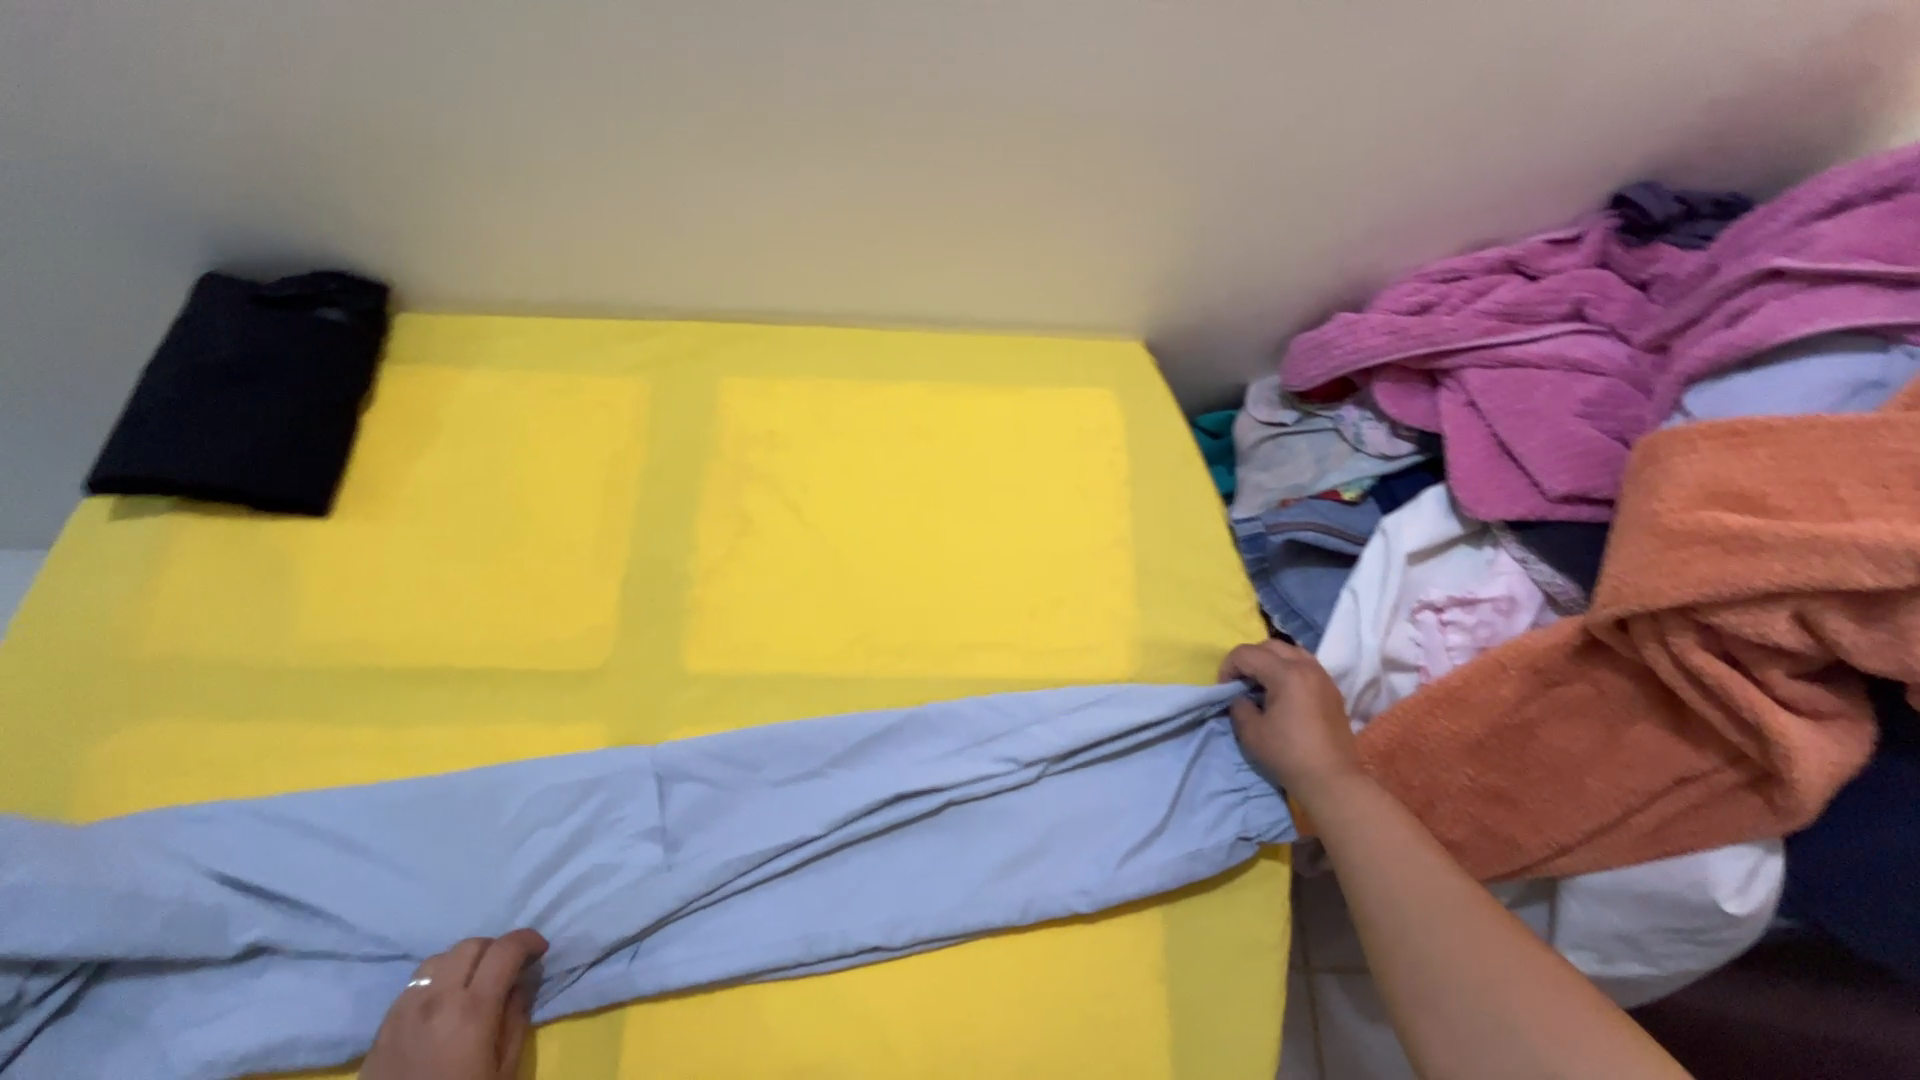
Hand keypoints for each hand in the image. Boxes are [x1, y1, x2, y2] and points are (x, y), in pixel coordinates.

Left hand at [362, 929, 548, 1079]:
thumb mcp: (504, 1070)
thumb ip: (516, 1019)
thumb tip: (520, 984)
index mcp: (472, 1011)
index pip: (505, 949)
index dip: (528, 940)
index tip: (540, 951)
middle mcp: (436, 1000)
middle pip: (471, 945)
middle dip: (496, 948)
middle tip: (508, 970)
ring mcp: (404, 1011)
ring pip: (438, 959)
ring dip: (463, 961)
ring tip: (473, 984)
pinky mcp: (383, 1026)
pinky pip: (413, 984)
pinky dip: (437, 981)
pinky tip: (443, 1006)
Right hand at [1219, 640, 1362, 801]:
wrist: (1331, 779)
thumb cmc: (1287, 754)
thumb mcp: (1251, 732)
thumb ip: (1239, 706)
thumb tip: (1240, 697)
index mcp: (1286, 674)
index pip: (1247, 653)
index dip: (1228, 667)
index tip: (1225, 689)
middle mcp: (1307, 667)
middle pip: (1270, 645)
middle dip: (1249, 659)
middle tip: (1240, 683)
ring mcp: (1323, 676)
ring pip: (1291, 651)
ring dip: (1271, 661)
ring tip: (1262, 684)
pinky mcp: (1332, 689)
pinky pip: (1306, 665)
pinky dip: (1289, 669)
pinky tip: (1283, 692)